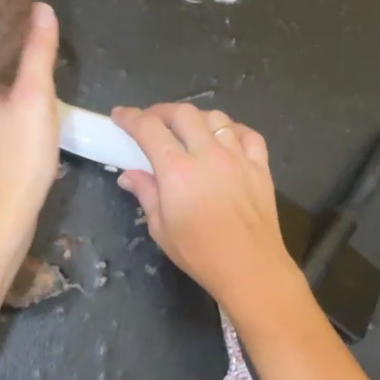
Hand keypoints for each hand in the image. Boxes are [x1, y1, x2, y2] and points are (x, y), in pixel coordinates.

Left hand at [0, 3, 59, 250]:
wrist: (4, 219)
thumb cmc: (21, 156)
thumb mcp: (36, 98)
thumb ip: (37, 54)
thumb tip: (40, 7)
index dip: (4, 41)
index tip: (15, 20)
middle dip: (3, 71)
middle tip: (26, 50)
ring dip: (4, 100)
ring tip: (22, 84)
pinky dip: (5, 126)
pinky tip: (15, 128)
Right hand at [112, 103, 302, 313]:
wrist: (249, 268)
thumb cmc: (199, 253)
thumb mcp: (160, 228)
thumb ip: (146, 194)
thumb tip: (129, 175)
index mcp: (177, 170)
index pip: (149, 129)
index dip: (131, 118)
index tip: (120, 116)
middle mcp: (207, 154)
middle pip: (183, 114)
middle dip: (162, 111)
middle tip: (151, 121)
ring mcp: (238, 157)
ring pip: (216, 118)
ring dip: (196, 117)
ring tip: (187, 129)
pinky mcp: (260, 166)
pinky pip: (247, 134)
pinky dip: (232, 129)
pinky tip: (224, 139)